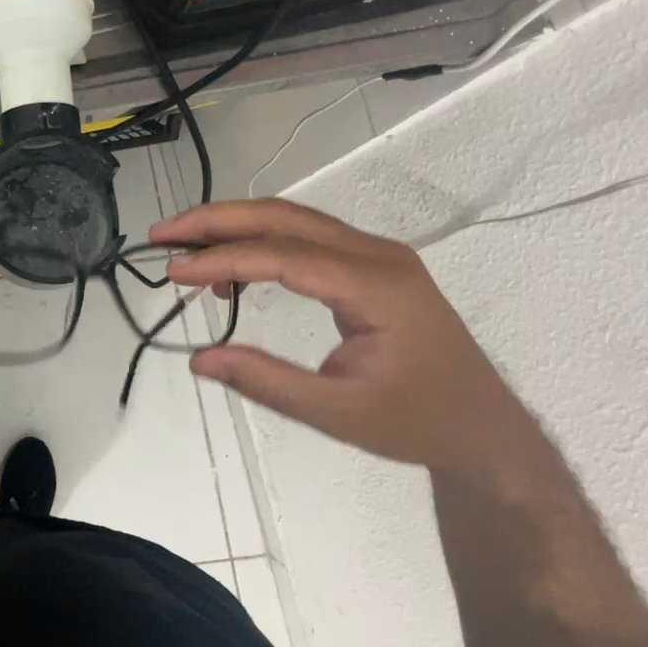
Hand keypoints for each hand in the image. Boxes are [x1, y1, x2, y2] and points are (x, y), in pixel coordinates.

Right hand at [151, 199, 542, 479]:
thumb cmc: (418, 423)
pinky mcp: (370, 266)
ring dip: (234, 227)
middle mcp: (377, 255)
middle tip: (162, 234)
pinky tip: (230, 273)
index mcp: (377, 286)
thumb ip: (266, 382)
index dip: (223, 258)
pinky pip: (305, 239)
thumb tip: (199, 359)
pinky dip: (259, 244)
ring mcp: (376, 256)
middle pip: (284, 217)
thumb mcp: (337, 413)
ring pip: (292, 220)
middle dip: (217, 220)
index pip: (284, 255)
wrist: (485, 429)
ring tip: (182, 248)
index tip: (173, 271)